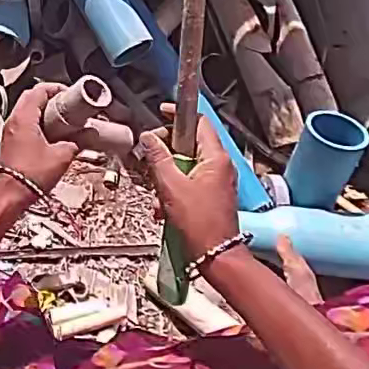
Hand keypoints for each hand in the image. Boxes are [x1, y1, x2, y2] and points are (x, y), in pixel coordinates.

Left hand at [0, 83, 80, 197]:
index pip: (38, 91)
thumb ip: (77, 142)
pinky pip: (24, 125)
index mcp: (23, 118)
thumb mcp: (61, 157)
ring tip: (61, 118)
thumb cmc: (28, 177)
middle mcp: (13, 122)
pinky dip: (38, 124)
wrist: (10, 196)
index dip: (56, 88)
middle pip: (31, 98)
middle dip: (50, 98)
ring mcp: (10, 133)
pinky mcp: (11, 144)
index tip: (68, 92)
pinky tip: (50, 135)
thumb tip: (87, 137)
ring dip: (44, 111)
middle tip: (66, 103)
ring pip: (27, 111)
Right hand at [138, 119, 238, 260]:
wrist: (216, 256)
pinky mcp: (211, 195)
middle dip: (166, 152)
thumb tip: (149, 138)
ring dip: (167, 175)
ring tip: (158, 191)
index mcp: (216, 158)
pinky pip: (188, 182)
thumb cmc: (200, 224)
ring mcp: (217, 181)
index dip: (179, 115)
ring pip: (186, 165)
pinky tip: (164, 206)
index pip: (199, 122)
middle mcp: (220, 166)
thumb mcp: (171, 186)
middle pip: (189, 144)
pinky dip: (173, 190)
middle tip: (152, 157)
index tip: (163, 113)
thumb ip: (158, 158)